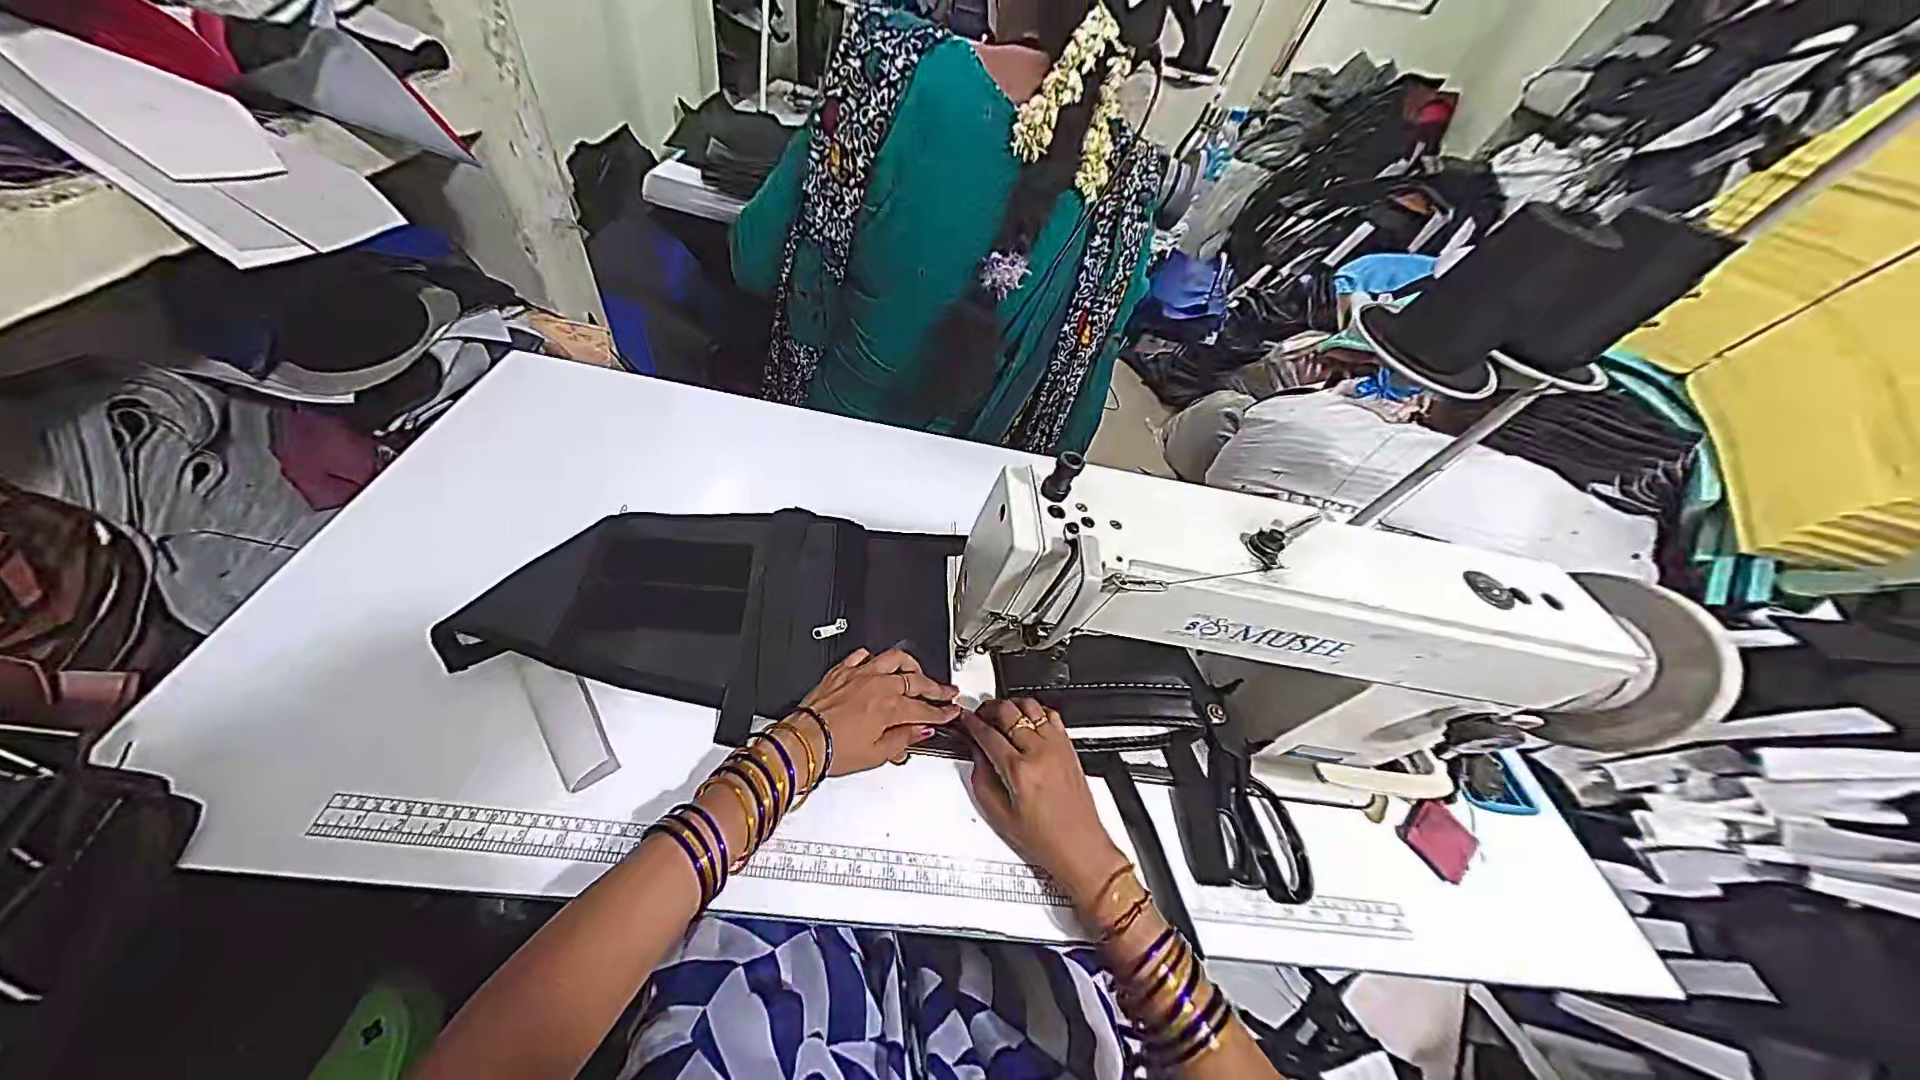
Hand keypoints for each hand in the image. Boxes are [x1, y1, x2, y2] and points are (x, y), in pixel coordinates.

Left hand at [800, 648, 959, 775]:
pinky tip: (878, 663)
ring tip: (918, 671)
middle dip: (936, 687)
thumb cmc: (833, 749)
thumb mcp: (876, 754)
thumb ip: (903, 739)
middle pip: (917, 681)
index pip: (925, 709)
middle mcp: (878, 685)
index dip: (942, 711)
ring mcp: (860, 674)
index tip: (951, 711)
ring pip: (894, 658)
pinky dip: (874, 658)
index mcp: (891, 707)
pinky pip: (863, 655)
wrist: (802, 741)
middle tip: (946, 691)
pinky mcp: (842, 671)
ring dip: (911, 664)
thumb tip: (920, 731)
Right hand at [960, 699, 1128, 910]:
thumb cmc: (1046, 838)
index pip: (988, 733)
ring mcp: (1057, 747)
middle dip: (987, 709)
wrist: (1079, 846)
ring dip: (1011, 706)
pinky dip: (1035, 711)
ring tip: (1001, 714)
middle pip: (1007, 711)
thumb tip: (975, 754)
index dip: (971, 722)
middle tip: (979, 715)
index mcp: (1020, 771)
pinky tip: (1027, 719)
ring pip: (1030, 705)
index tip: (965, 719)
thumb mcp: (1000, 815)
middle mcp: (1040, 753)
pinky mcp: (1069, 747)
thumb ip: (982, 779)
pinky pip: (1051, 714)